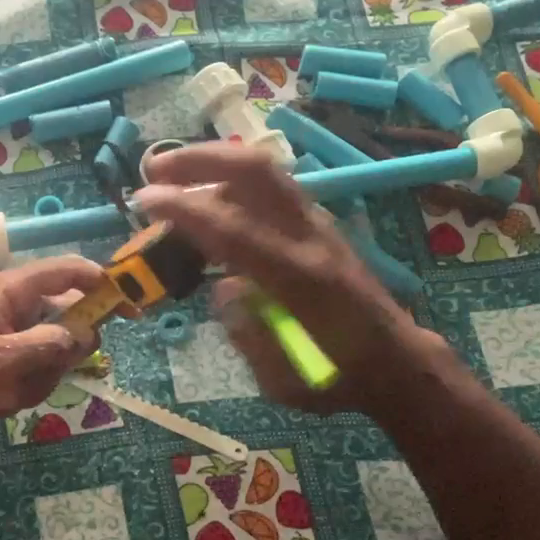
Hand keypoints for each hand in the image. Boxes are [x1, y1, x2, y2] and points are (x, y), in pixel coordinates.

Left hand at [0, 256, 103, 430]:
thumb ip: (46, 346)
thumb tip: (86, 336)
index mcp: (12, 291)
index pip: (69, 272)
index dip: (104, 284)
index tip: (131, 311)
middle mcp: (14, 308)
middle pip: (66, 324)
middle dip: (56, 358)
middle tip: (30, 377)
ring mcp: (8, 336)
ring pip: (50, 357)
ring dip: (32, 382)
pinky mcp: (2, 361)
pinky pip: (30, 375)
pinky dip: (17, 393)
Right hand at [134, 144, 446, 414]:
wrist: (396, 362)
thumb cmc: (337, 378)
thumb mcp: (282, 379)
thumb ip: (246, 332)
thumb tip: (222, 289)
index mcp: (300, 280)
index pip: (234, 229)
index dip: (185, 209)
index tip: (143, 201)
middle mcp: (311, 239)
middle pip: (256, 173)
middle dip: (200, 161)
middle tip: (153, 171)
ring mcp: (318, 226)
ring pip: (266, 173)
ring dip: (215, 165)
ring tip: (171, 179)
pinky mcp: (318, 226)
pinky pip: (271, 190)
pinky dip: (232, 183)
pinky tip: (206, 199)